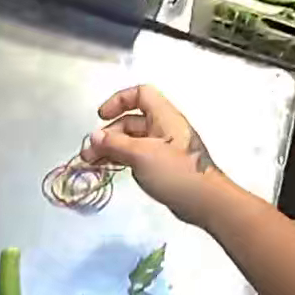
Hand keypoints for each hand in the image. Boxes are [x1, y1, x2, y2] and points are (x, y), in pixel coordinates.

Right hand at [83, 85, 235, 226]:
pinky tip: (108, 168)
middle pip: (132, 120)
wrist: (205, 200)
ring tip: (91, 163)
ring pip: (133, 139)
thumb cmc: (176, 172)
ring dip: (111, 148)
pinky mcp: (164, 165)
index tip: (103, 117)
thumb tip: (95, 136)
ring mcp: (165, 147)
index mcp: (165, 117)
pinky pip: (139, 155)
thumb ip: (115, 144)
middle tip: (89, 153)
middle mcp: (166, 128)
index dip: (120, 100)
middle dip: (109, 133)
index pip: (142, 94)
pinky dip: (122, 158)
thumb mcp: (141, 154)